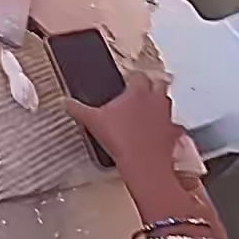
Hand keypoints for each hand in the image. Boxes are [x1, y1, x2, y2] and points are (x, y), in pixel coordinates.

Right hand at [65, 71, 185, 179]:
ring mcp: (166, 116)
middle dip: (152, 83)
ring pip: (167, 101)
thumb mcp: (92, 121)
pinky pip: (173, 125)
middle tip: (143, 86)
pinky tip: (160, 130)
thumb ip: (77, 108)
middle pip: (159, 83)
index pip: (138, 75)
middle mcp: (155, 101)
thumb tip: (65, 102)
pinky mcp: (172, 133)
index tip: (127, 78)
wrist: (143, 163)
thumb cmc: (120, 138)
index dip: (132, 75)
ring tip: (149, 106)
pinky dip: (168, 126)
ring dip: (160, 101)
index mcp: (137, 92)